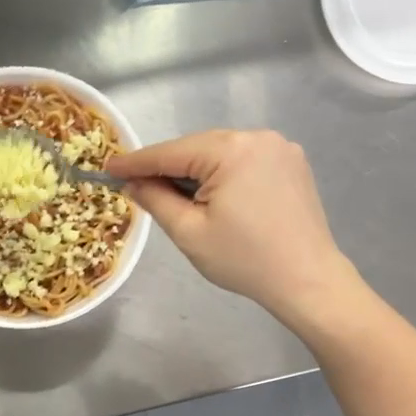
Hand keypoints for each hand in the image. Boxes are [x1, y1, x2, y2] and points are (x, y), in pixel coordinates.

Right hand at [105, 130, 360, 313]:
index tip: (109, 167)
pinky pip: (244, 160)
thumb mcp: (189, 232)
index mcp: (231, 150)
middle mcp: (258, 137)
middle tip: (137, 185)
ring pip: (221, 152)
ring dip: (195, 170)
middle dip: (167, 166)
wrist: (306, 278)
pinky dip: (223, 172)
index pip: (171, 152)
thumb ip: (157, 200)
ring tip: (175, 196)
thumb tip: (134, 183)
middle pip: (197, 148)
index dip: (137, 161)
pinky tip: (213, 196)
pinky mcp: (292, 162)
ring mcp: (279, 147)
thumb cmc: (244, 260)